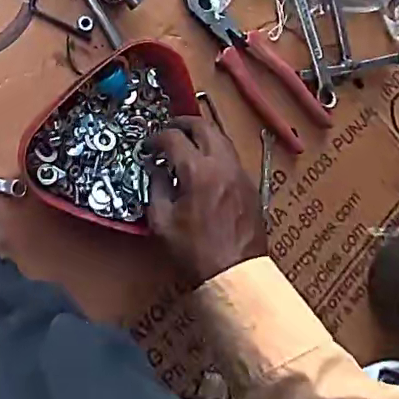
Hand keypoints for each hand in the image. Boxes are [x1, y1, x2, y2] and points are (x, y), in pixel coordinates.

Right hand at [146, 115, 266, 281]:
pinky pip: (231, 157)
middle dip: (182, 124)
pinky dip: (215, 151)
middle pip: (203, 126)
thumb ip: (155, 187)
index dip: (156, 138)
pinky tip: (204, 166)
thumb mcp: (162, 220)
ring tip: (187, 143)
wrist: (236, 275)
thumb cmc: (196, 251)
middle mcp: (222, 166)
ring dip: (202, 135)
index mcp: (198, 172)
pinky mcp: (250, 187)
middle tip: (169, 130)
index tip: (148, 147)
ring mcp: (240, 175)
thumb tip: (155, 170)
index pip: (173, 138)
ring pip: (221, 138)